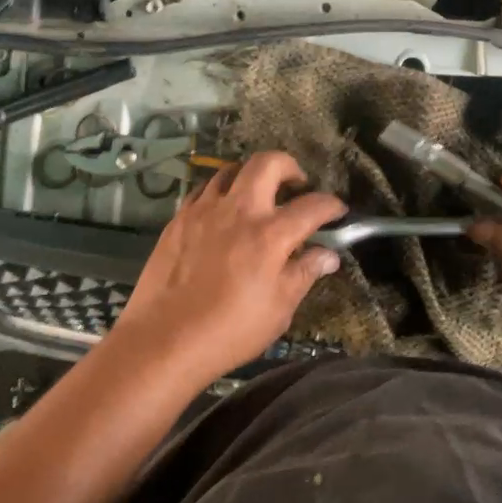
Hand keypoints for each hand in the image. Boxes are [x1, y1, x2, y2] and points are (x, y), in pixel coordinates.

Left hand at [107, 151, 345, 384]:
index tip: (337, 211)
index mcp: (269, 235)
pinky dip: (220, 192)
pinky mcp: (180, 217)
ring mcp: (205, 210)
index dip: (330, 205)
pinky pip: (204, 189)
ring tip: (257, 195)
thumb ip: (303, 274)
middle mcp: (239, 210)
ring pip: (232, 170)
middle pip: (268, 163)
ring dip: (251, 176)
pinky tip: (222, 212)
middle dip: (289, 166)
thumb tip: (328, 255)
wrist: (164, 339)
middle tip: (295, 185)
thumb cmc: (229, 331)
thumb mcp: (278, 309)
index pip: (311, 206)